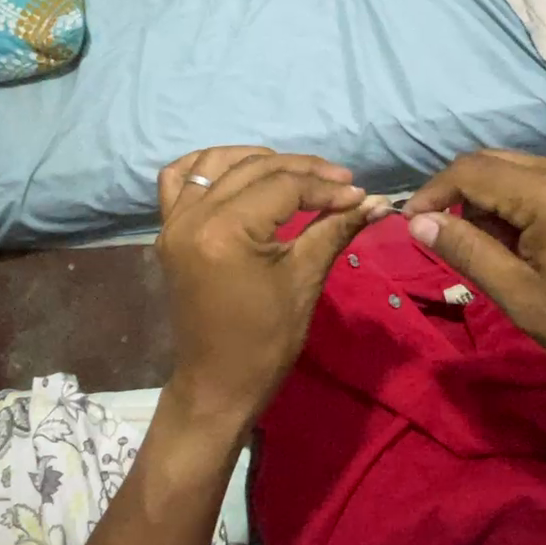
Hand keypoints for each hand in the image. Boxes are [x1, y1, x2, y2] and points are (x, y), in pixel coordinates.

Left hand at [155, 147, 388, 431]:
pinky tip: (236, 171)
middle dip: (302, 170)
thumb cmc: (265, 341)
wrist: (217, 384)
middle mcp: (192, 217)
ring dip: (257, 160)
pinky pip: (178, 180)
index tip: (360, 193)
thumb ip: (335, 229)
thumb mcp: (305, 280)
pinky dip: (207, 167)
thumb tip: (378, 201)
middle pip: (253, 169)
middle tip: (342, 181)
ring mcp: (173, 222)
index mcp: (224, 231)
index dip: (325, 187)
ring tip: (296, 173)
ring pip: (215, 163)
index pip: (282, 187)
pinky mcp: (167, 230)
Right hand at [403, 150, 545, 394]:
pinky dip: (517, 202)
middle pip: (492, 161)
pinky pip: (543, 180)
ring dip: (489, 200)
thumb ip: (466, 251)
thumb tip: (417, 222)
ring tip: (488, 250)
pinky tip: (523, 242)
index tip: (410, 227)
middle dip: (459, 195)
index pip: (471, 171)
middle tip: (446, 241)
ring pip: (516, 169)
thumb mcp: (522, 297)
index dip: (432, 193)